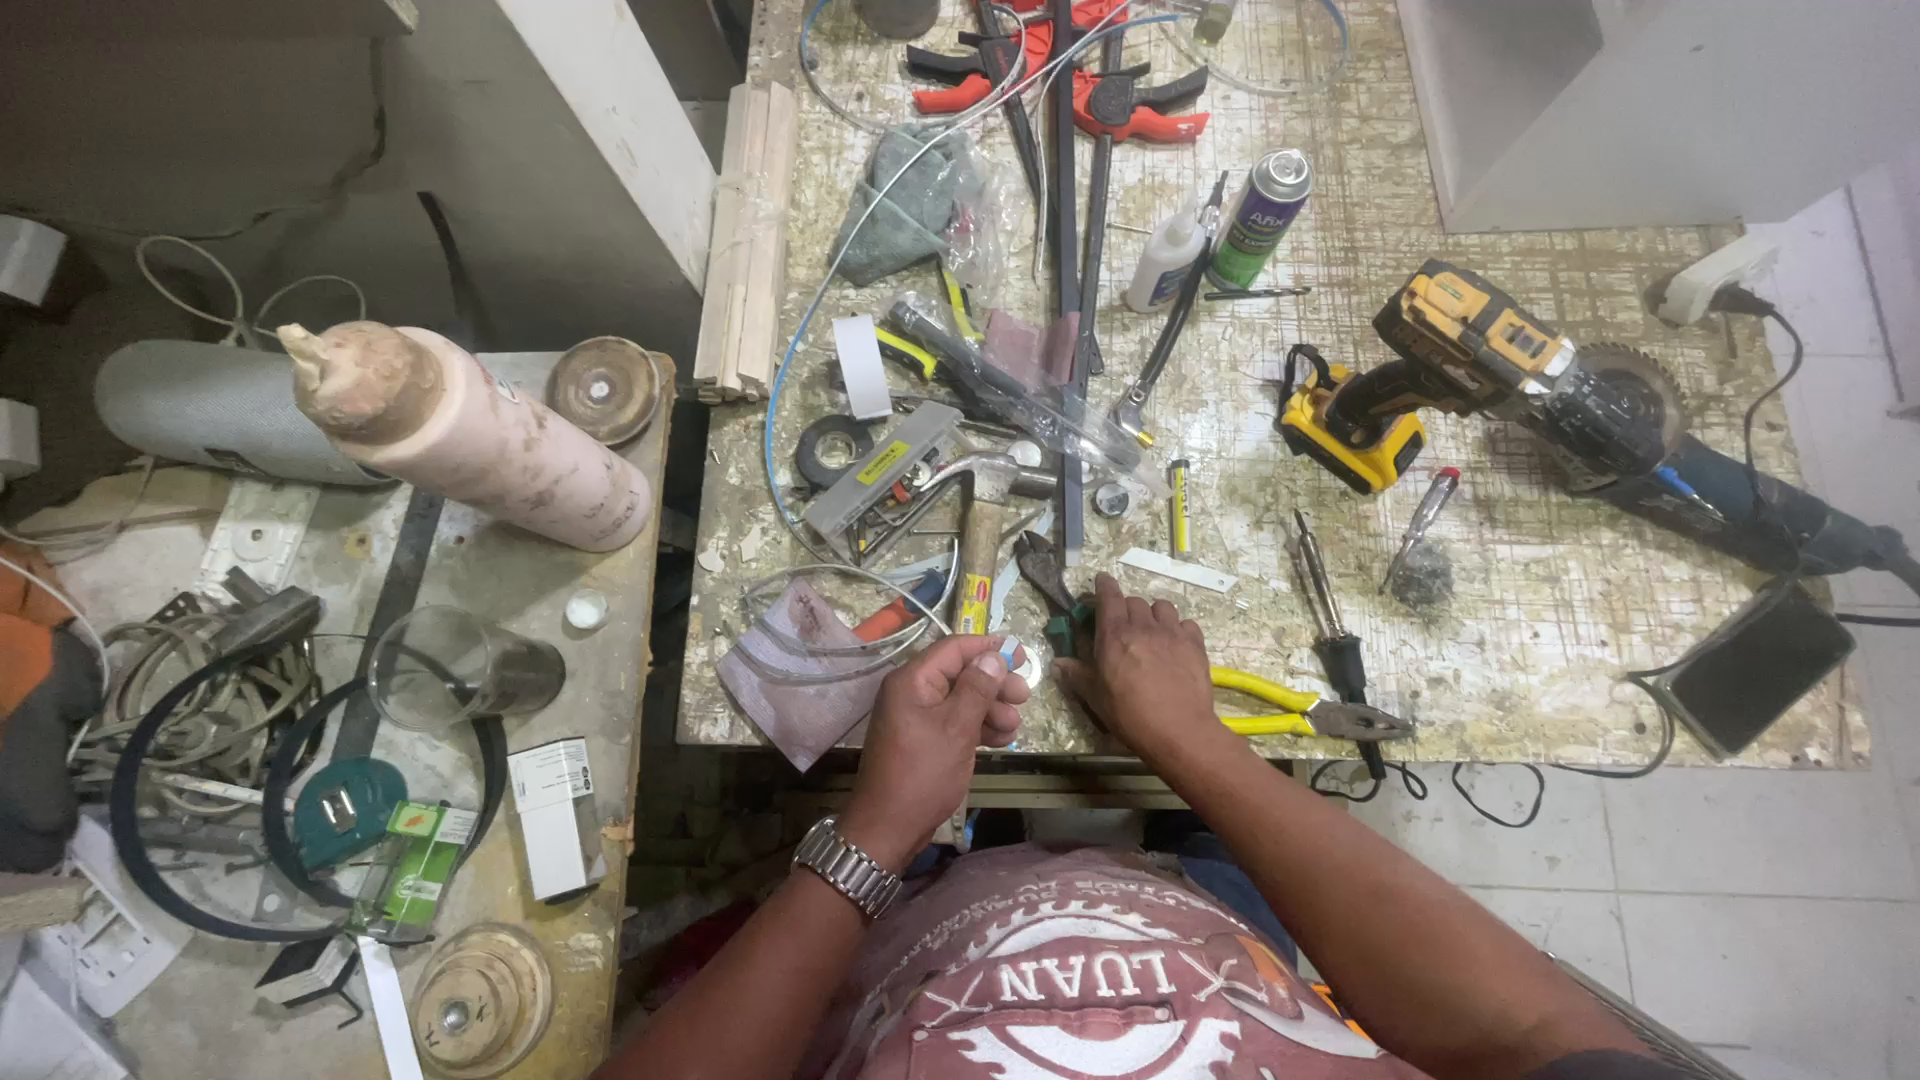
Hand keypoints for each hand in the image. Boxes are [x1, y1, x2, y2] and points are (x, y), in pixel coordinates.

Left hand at [839, 636, 1029, 871]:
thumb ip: (977, 688)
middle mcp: (912, 692)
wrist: (888, 827)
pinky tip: (1002, 739)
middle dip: (994, 683)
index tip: (1022, 655)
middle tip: (1024, 695)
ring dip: (990, 708)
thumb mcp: (956, 728)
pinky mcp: (924, 739)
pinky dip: (978, 726)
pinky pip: (955, 721)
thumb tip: (993, 656)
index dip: (989, 648)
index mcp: (912, 680)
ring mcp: (917, 717)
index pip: (954, 648)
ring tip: (1014, 725)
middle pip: (960, 673)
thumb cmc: (922, 774)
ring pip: (961, 699)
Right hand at [1052, 573, 1228, 756]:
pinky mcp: (1195, 645)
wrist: (1178, 730)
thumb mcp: (1095, 697)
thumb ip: (1076, 675)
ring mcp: (1172, 633)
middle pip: (1134, 601)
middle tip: (1123, 625)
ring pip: (1162, 607)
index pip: (1109, 596)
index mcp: (1114, 635)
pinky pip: (1186, 624)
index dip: (1104, 586)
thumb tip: (1057, 663)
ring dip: (1154, 614)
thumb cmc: (1129, 714)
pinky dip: (1179, 628)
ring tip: (1152, 630)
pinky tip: (1176, 644)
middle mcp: (1143, 626)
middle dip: (1127, 607)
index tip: (1102, 581)